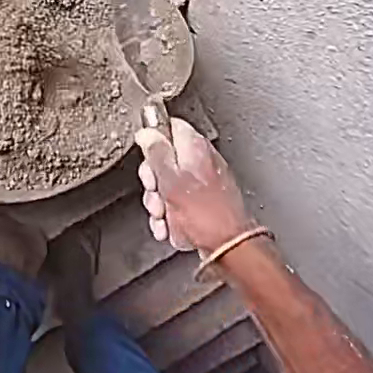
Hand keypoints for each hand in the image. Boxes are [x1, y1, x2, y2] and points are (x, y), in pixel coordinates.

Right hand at [135, 118, 256, 253]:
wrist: (227, 246)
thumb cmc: (204, 214)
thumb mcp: (169, 179)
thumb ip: (156, 152)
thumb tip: (146, 133)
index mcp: (195, 147)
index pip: (169, 126)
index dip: (152, 139)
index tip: (146, 157)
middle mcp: (201, 160)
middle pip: (163, 159)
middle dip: (152, 180)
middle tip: (155, 191)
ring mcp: (202, 183)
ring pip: (166, 185)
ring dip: (158, 202)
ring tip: (164, 215)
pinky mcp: (202, 202)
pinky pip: (176, 204)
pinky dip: (170, 216)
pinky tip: (170, 226)